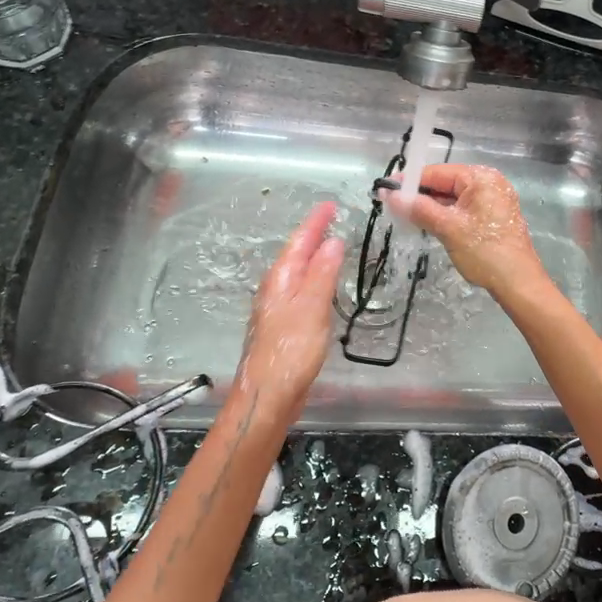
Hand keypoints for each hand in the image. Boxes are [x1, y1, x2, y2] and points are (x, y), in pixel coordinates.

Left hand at [236, 201, 344, 420]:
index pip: (300, 242)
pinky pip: (299, 289)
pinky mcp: (282, 326)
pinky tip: (320, 286)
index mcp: (281, 280)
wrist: (267, 396)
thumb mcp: (313, 307)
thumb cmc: (291, 350)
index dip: (315, 222)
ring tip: (328, 245)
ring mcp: (276, 308)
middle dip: (312, 235)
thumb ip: (323, 273)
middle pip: (295, 254)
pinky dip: (312, 277)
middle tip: (331, 219)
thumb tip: (333, 241)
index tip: (330, 205)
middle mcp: (275, 289)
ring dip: (311, 256)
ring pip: (295, 272)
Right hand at [393, 165, 547, 301]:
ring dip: (430, 206)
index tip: (385, 189)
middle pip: (445, 183)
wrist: (518, 282)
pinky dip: (444, 215)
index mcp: (481, 178)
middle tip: (391, 205)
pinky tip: (426, 224)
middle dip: (419, 194)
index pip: (438, 172)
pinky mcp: (491, 217)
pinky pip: (461, 209)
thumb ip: (419, 209)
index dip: (410, 180)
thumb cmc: (484, 251)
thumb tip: (391, 195)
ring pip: (452, 198)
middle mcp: (488, 183)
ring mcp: (491, 200)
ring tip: (403, 216)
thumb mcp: (448, 228)